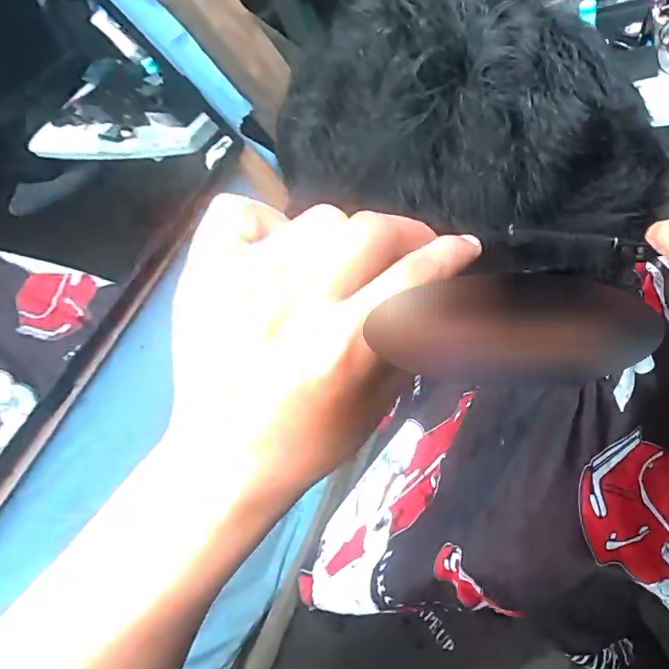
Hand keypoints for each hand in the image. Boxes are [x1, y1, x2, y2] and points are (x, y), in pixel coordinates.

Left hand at [165, 195, 479, 507]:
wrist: (224, 457)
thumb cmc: (315, 437)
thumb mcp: (384, 395)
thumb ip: (416, 335)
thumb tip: (445, 288)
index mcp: (344, 342)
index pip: (413, 272)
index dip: (450, 252)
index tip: (465, 246)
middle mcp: (294, 303)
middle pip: (369, 230)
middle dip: (407, 234)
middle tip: (413, 252)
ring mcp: (242, 282)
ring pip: (318, 218)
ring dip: (348, 236)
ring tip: (349, 262)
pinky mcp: (203, 274)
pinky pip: (242, 211)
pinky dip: (271, 224)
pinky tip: (283, 253)